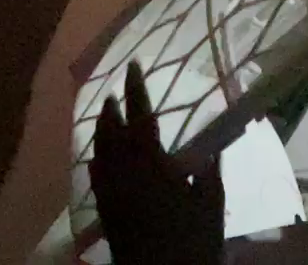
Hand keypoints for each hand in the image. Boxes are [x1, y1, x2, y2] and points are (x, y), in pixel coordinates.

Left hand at [90, 62, 225, 264]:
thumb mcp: (211, 204)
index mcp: (152, 162)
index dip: (136, 88)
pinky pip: (97, 176)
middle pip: (113, 131)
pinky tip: (97, 157)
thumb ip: (209, 172)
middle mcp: (126, 172)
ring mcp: (113, 192)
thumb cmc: (192, 242)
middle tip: (114, 88)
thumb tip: (211, 147)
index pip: (141, 115)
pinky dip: (97, 159)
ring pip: (100, 151)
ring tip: (105, 114)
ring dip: (102, 129)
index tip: (133, 65)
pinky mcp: (106, 212)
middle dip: (113, 107)